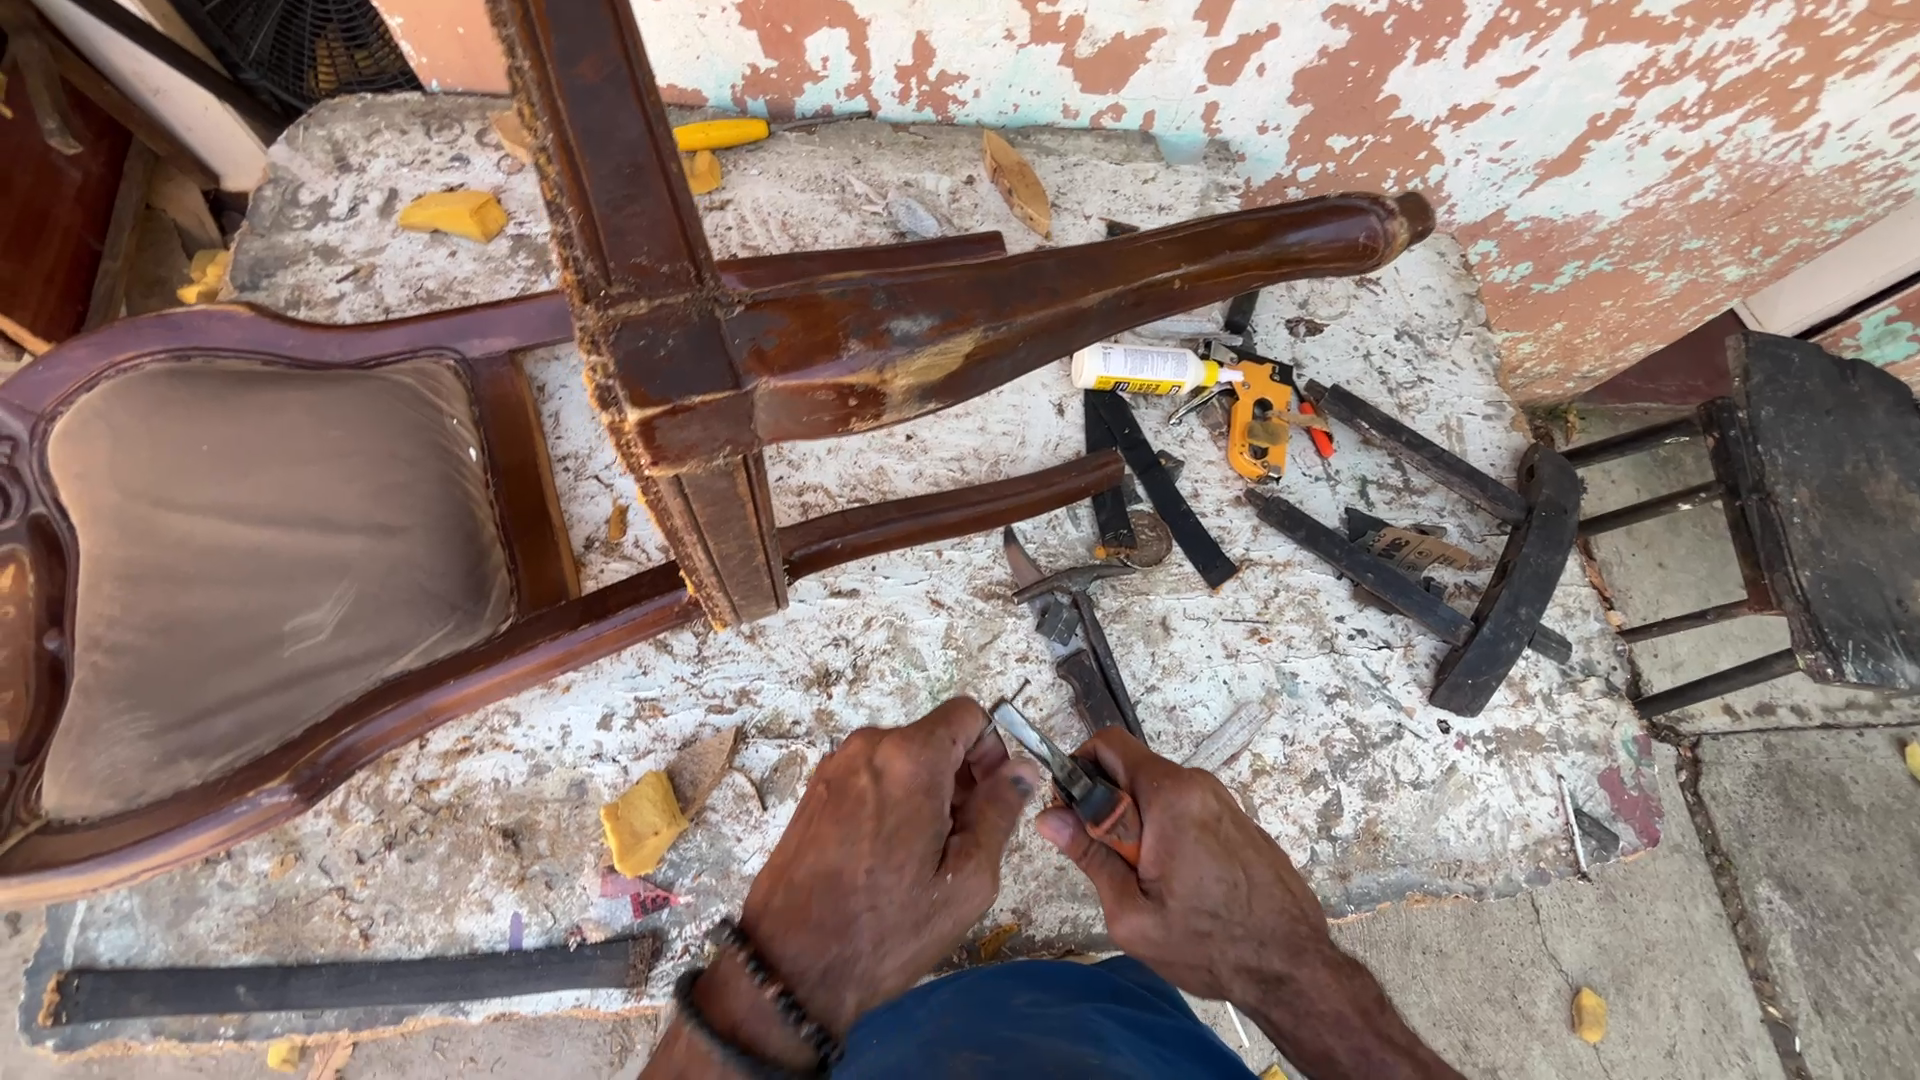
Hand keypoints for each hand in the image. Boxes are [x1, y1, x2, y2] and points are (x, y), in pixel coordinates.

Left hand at [739, 696, 1040, 1032]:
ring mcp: (835, 766)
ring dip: (926, 792)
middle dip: (959, 778)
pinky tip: (885, 857)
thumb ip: (999, 811)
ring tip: (920, 858)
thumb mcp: (967, 878)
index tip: (990, 798)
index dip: (991, 749)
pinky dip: (892, 800)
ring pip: (903, 758)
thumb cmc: (886, 927)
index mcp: (909, 757)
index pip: (968, 713)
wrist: (789, 966)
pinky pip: (872, 775)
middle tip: (959, 841)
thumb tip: (1020, 769)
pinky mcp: (815, 790)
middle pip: (935, 737)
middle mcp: (868, 746)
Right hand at [1035, 729, 1462, 1079]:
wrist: (1296, 970)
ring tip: (1148, 881)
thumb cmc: (1209, 945)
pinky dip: (1167, 832)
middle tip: (1111, 862)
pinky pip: (1184, 809)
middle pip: (1130, 770)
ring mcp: (1222, 800)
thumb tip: (1048, 817)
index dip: (1079, 770)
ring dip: (1137, 824)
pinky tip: (1181, 883)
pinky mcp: (1236, 819)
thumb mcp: (1132, 913)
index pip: (1108, 743)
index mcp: (1170, 795)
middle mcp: (1198, 784)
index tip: (1073, 816)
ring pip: (1156, 793)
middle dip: (1108, 807)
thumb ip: (1090, 856)